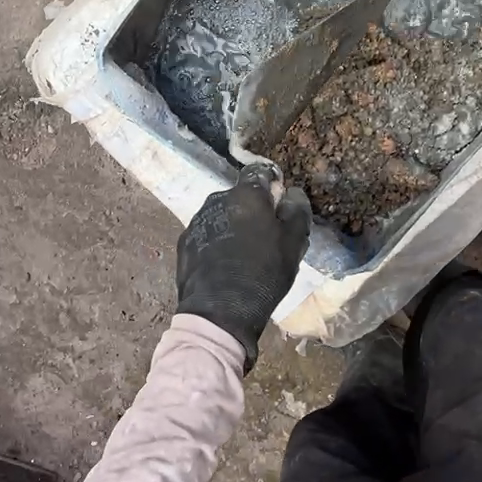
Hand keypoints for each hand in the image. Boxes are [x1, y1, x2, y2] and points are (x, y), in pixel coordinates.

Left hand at [176, 165, 312, 370]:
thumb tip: (292, 193)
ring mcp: (197, 220)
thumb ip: (296, 212)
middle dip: (252, 208)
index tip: (278, 202)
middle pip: (240, 196)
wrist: (220, 310)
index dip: (271, 183)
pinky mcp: (185, 243)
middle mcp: (218, 199)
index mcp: (246, 194)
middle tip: (265, 235)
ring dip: (233, 225)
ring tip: (244, 254)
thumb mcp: (293, 244)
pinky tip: (224, 264)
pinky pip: (207, 234)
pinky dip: (216, 242)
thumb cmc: (264, 272)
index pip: (259, 171)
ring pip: (222, 215)